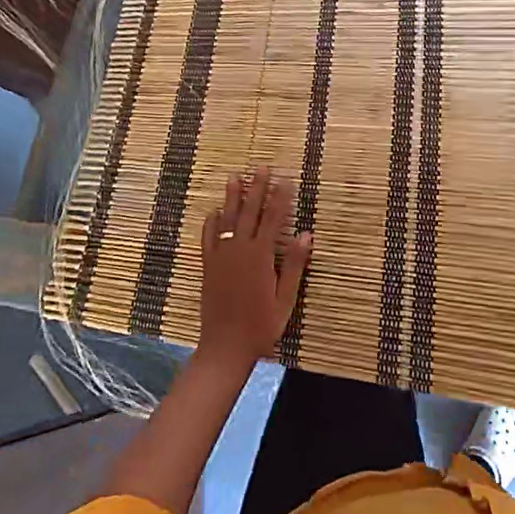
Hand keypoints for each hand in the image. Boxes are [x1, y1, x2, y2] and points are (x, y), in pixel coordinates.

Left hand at [198, 166, 311, 372]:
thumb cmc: (261, 326)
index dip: (280, 198)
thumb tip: (306, 235)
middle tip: (260, 167)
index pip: (272, 220)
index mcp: (260, 257)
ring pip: (227, 219)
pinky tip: (216, 211)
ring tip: (235, 176)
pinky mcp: (208, 265)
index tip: (286, 179)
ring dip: (232, 197)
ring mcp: (220, 257)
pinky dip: (212, 221)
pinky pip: (209, 236)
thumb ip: (294, 265)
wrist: (225, 346)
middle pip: (249, 212)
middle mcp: (238, 250)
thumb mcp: (285, 299)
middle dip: (256, 188)